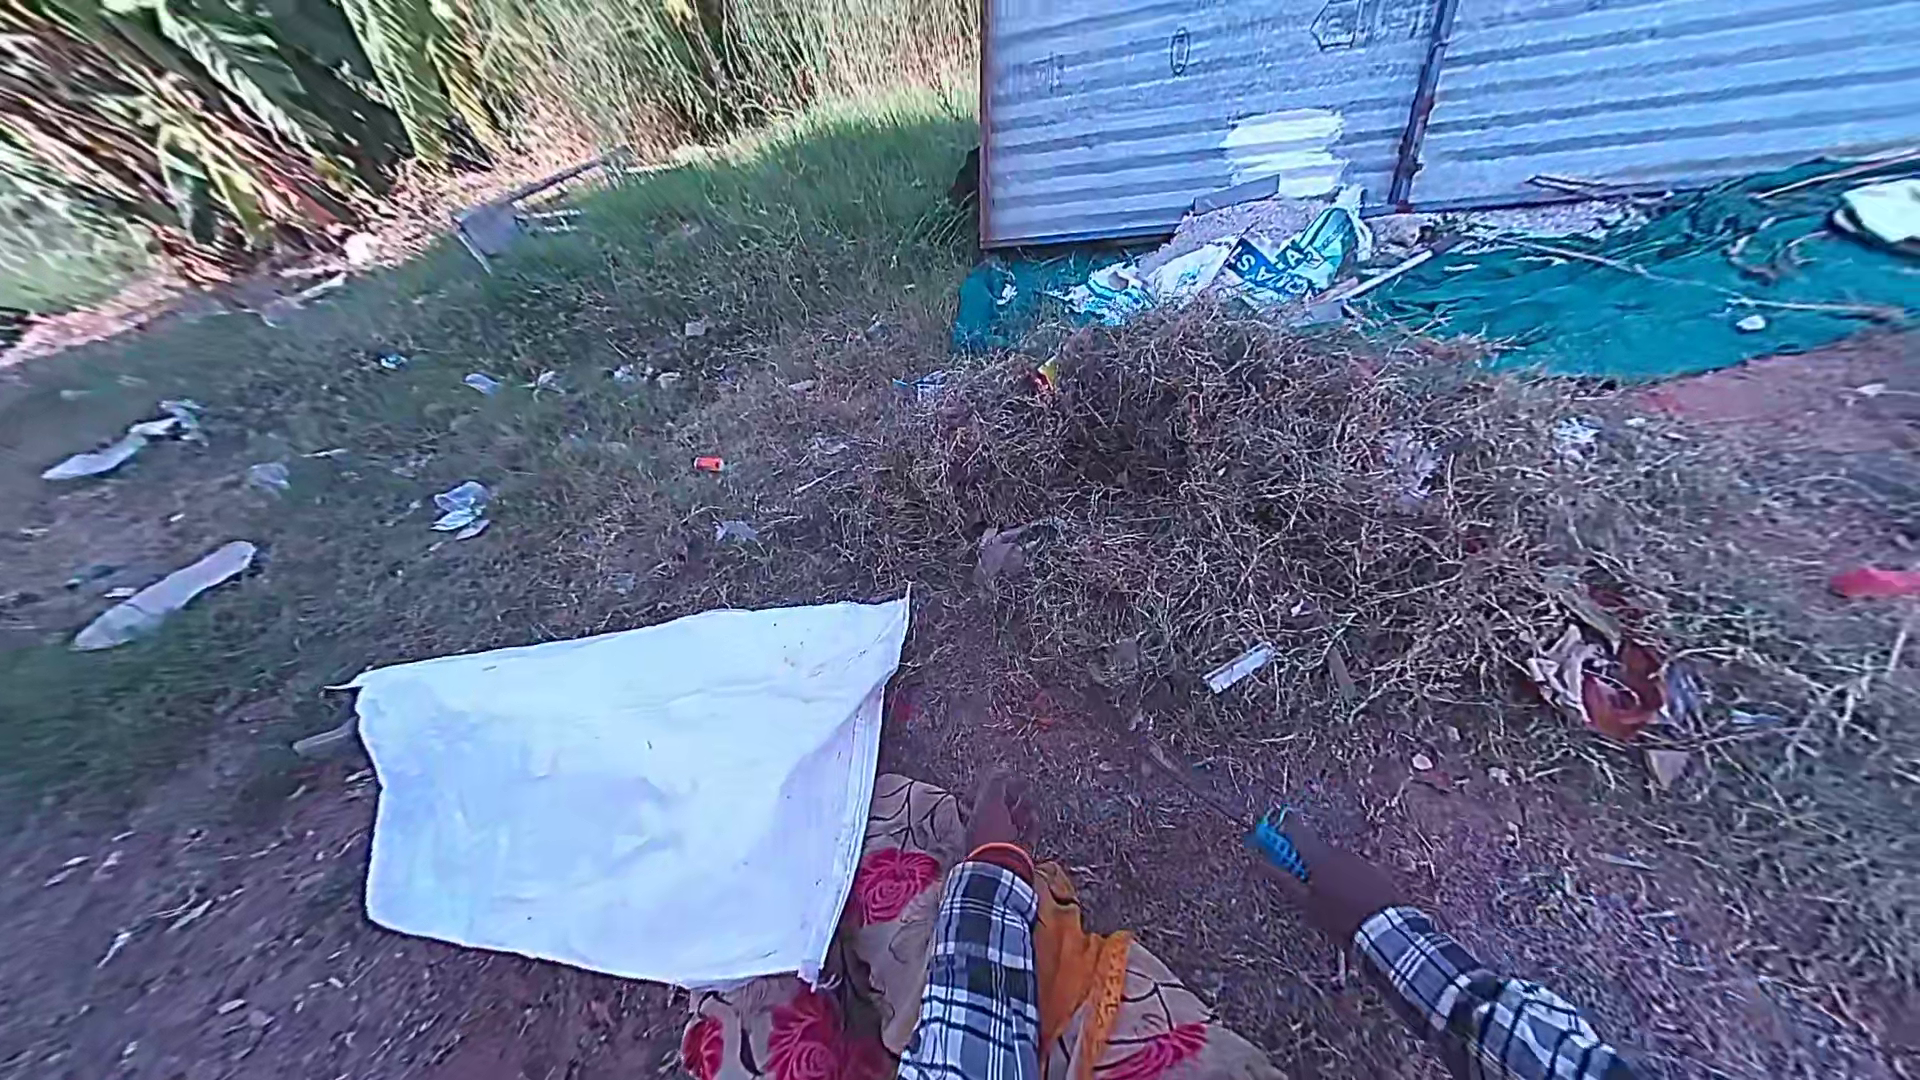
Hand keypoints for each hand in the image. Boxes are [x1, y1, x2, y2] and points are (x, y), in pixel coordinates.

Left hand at [964, 770, 1032, 851]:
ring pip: (1017, 820)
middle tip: (1023, 788)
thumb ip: (996, 783)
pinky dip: (1033, 825)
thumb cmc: (991, 832)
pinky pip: (1028, 835)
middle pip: (1004, 809)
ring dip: (1025, 809)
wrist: (1001, 864)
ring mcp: (1006, 841)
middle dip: (1014, 797)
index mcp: (978, 818)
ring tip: (1030, 802)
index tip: (1010, 777)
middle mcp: (990, 830)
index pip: (989, 798)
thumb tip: (1003, 770)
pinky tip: (1034, 817)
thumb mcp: (991, 801)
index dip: (1000, 786)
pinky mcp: (1021, 851)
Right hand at [1257, 815, 1405, 942]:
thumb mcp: (1306, 902)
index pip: (1293, 830)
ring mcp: (1359, 862)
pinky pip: (1354, 871)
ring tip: (1333, 902)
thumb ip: (1282, 878)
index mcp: (1318, 855)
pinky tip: (1352, 903)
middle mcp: (1338, 852)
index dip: (1281, 834)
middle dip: (1307, 863)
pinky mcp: (1377, 874)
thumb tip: (1259, 862)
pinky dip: (1348, 881)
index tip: (1274, 846)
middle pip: (1314, 849)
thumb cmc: (1341, 918)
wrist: (1391, 934)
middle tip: (1306, 887)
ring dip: (1329, 873)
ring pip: (1335, 861)